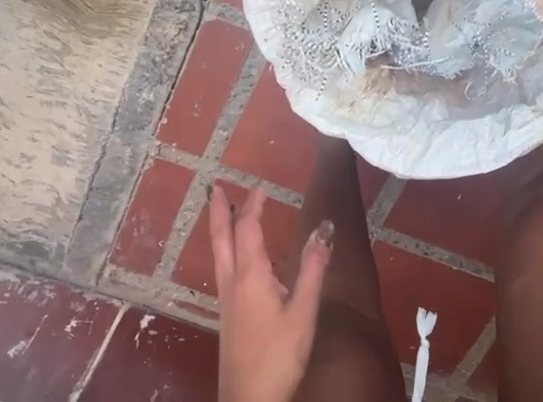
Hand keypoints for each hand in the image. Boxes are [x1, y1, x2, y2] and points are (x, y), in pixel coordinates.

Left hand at [211, 185, 331, 401]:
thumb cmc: (280, 356)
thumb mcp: (304, 311)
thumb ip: (313, 267)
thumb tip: (324, 227)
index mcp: (251, 277)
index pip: (249, 230)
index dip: (254, 206)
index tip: (260, 186)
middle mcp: (233, 284)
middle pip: (221, 239)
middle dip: (220, 212)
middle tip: (217, 188)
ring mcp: (227, 302)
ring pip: (219, 255)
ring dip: (221, 230)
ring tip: (225, 213)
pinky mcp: (228, 317)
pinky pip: (224, 271)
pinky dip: (228, 251)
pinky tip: (238, 259)